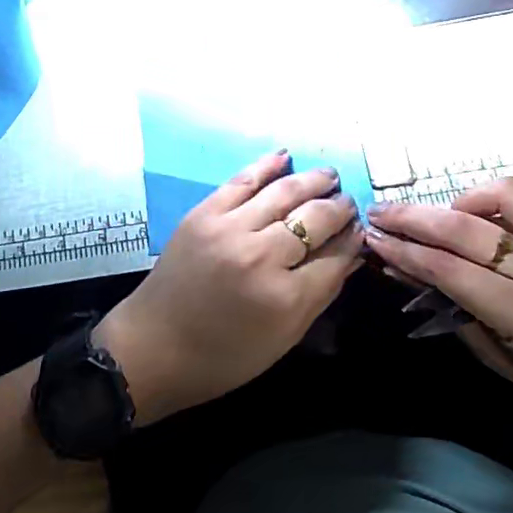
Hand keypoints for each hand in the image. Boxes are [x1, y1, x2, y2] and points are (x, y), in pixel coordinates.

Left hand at [95, 151, 363, 425]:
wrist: (153, 347)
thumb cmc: (223, 356)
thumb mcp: (283, 337)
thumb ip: (321, 292)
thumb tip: (352, 252)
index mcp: (285, 297)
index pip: (336, 256)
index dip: (353, 240)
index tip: (360, 229)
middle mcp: (262, 256)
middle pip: (316, 218)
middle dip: (339, 208)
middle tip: (347, 203)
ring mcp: (230, 229)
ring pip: (285, 192)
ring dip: (313, 180)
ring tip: (329, 176)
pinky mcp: (204, 213)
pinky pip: (243, 180)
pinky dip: (267, 165)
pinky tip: (286, 157)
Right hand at [365, 178, 512, 483]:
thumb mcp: (512, 369)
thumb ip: (464, 320)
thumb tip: (423, 283)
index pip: (448, 270)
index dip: (404, 252)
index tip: (374, 240)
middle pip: (465, 227)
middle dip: (414, 217)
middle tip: (382, 212)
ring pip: (504, 197)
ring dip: (463, 200)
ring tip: (445, 215)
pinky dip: (505, 212)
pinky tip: (496, 228)